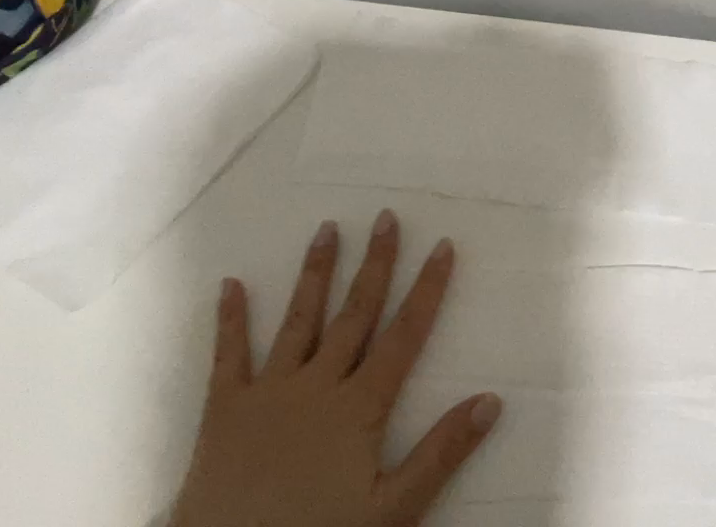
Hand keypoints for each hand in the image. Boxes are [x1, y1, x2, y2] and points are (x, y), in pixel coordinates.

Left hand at [170, 212, 500, 526]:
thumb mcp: (394, 511)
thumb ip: (441, 453)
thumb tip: (491, 400)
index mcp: (360, 406)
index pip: (404, 335)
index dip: (427, 289)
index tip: (443, 246)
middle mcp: (317, 384)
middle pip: (355, 313)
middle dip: (375, 263)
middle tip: (387, 217)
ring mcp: (268, 391)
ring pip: (299, 319)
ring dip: (315, 272)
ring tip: (328, 228)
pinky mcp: (224, 409)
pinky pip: (228, 356)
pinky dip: (229, 320)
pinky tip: (230, 284)